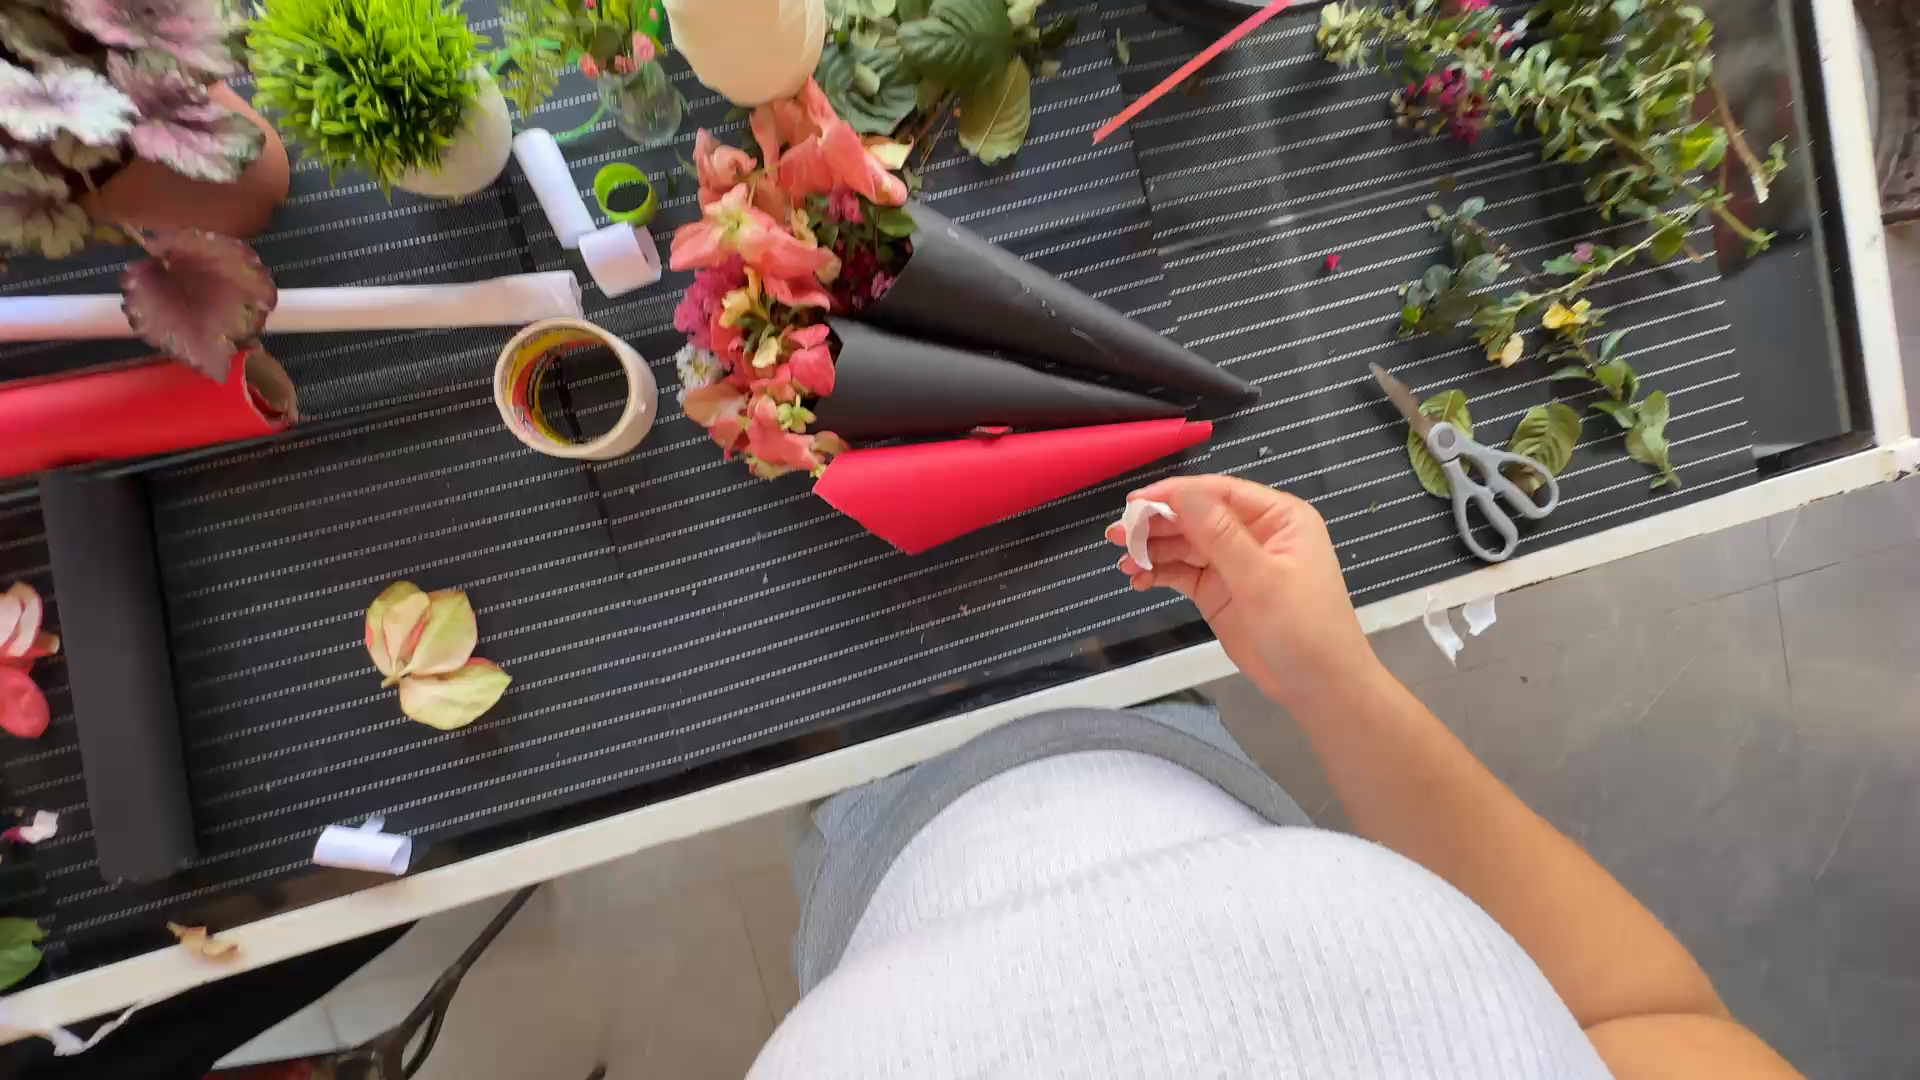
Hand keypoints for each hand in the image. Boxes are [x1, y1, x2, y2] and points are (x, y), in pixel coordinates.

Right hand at [1105, 475, 1381, 708]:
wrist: (1319, 688)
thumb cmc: (1304, 628)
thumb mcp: (1261, 578)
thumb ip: (1219, 534)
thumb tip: (1181, 493)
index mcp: (1276, 517)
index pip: (1217, 493)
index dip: (1174, 494)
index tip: (1134, 504)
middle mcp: (1252, 533)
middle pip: (1194, 517)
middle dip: (1155, 525)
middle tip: (1117, 536)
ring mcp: (1232, 563)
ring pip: (1182, 545)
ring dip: (1151, 551)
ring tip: (1123, 563)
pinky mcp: (1217, 590)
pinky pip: (1181, 573)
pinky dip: (1158, 574)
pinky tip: (1138, 581)